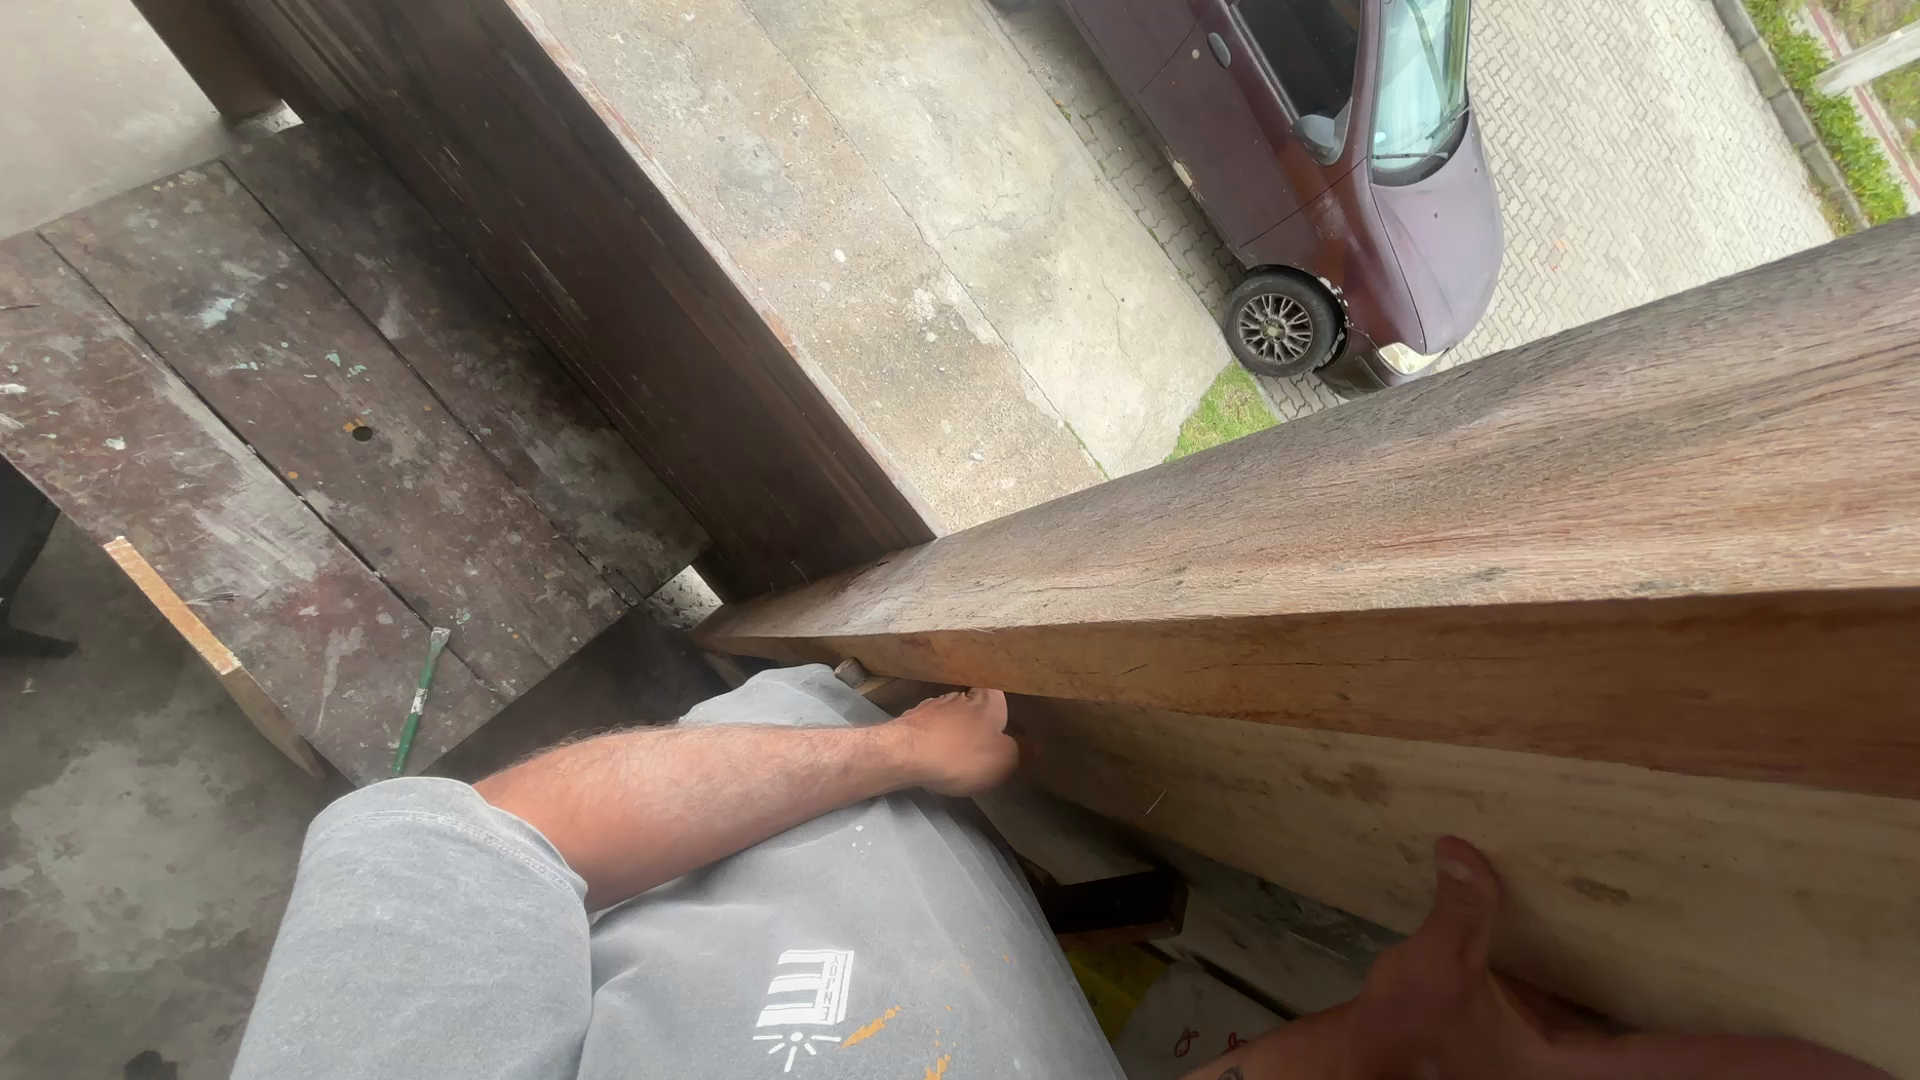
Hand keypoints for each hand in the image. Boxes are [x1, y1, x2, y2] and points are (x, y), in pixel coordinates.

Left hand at [887, 688, 1017, 795]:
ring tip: (957, 747)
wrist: (906, 754)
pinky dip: (933, 736)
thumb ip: (1022, 751)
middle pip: (973, 701)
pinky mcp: (912, 719)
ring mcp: (933, 705)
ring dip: (953, 727)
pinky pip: (929, 726)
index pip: (998, 691)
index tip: (1002, 716)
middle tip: (983, 737)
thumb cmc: (962, 754)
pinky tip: (933, 751)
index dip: (1000, 702)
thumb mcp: (1003, 759)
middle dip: (977, 717)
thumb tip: (1039, 744)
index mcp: (987, 701)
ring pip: (949, 713)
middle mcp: (960, 696)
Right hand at [1197, 838, 1894, 1079]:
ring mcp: (1586, 1062)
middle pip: (1706, 1068)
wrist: (1381, 1060)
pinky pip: (1636, 1032)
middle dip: (1771, 1058)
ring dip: (1723, 1043)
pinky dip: (1670, 1021)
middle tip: (1850, 1039)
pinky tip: (1664, 980)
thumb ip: (1460, 915)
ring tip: (1782, 1015)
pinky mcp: (1563, 1045)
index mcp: (1593, 1072)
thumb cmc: (1414, 1031)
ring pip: (1673, 1053)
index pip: (1709, 1068)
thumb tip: (1462, 849)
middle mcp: (1604, 1073)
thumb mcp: (1431, 972)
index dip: (1786, 1067)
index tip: (1864, 1059)